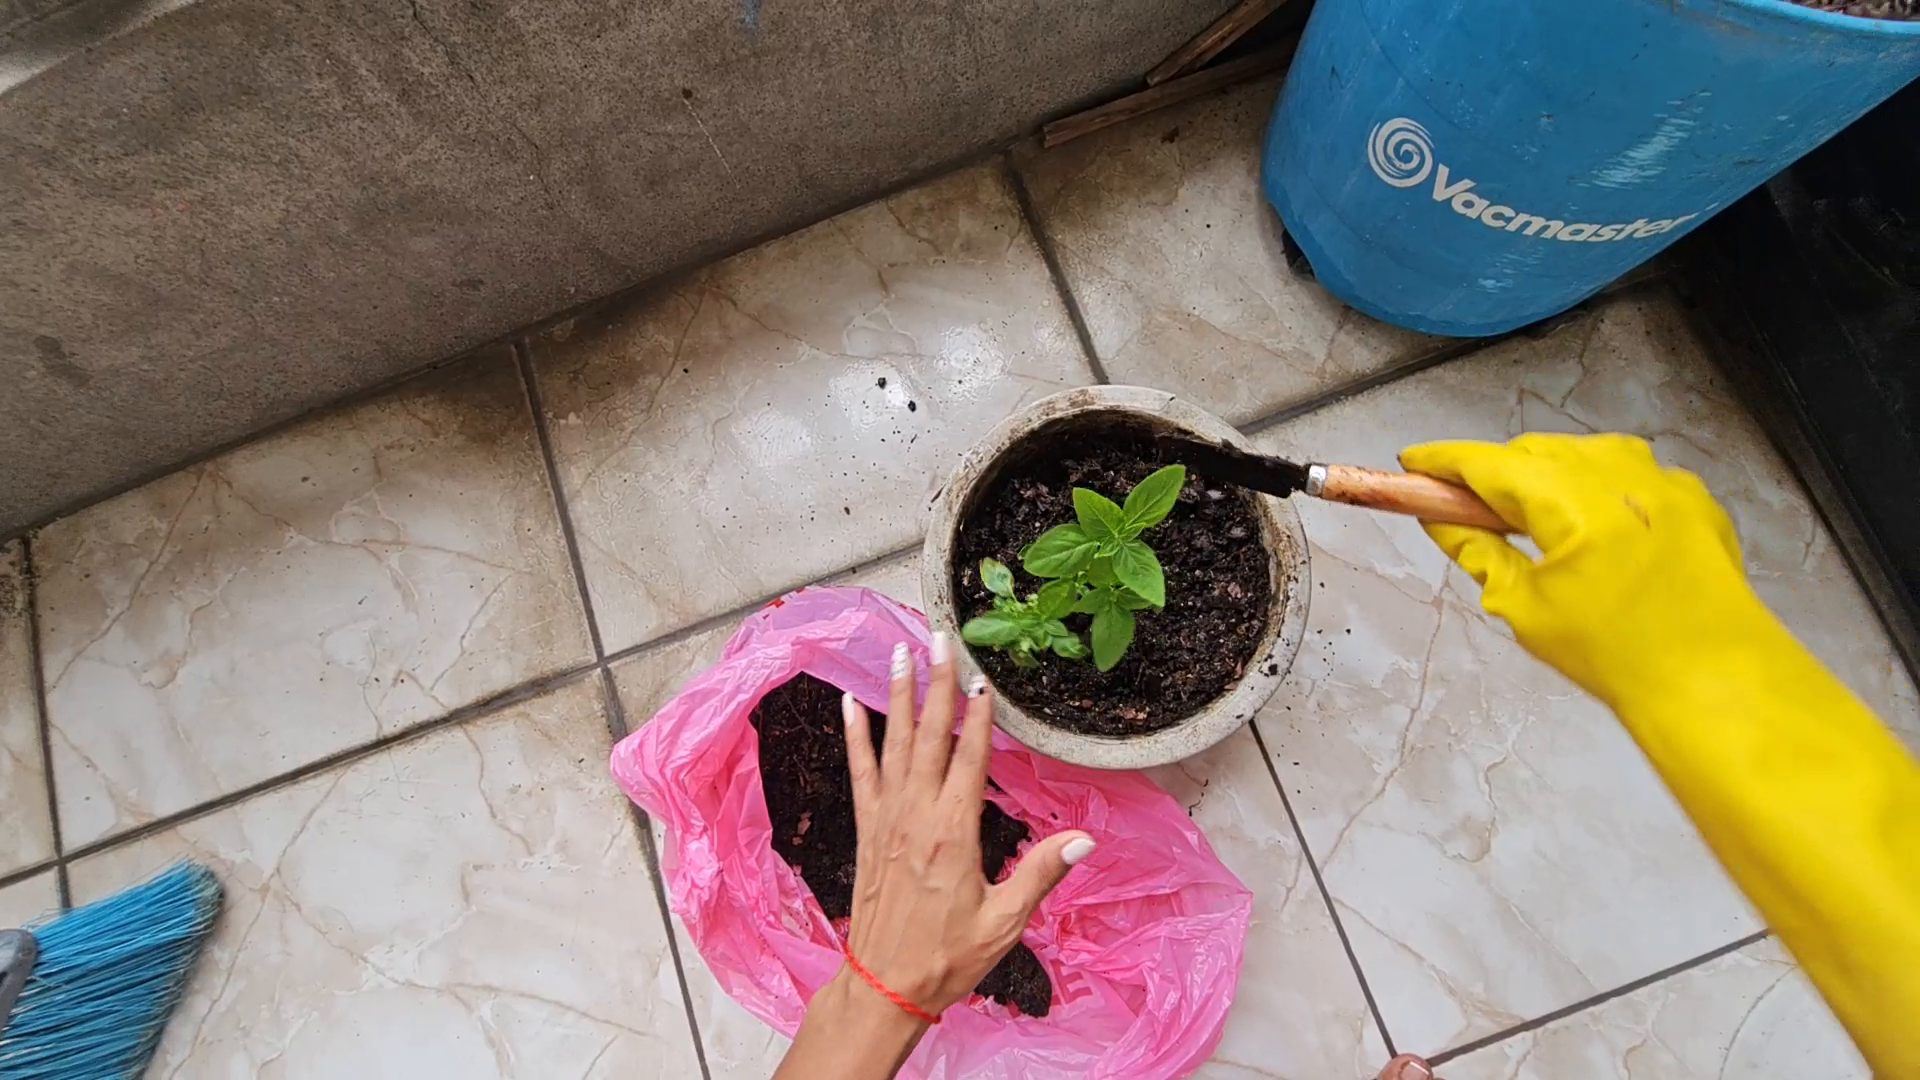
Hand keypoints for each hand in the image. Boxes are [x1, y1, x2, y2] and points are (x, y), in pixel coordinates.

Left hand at [773, 632, 1093, 1079]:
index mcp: (954, 831)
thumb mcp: (1004, 921)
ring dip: (898, 695)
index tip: (983, 679)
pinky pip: (859, 771)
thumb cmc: (948, 955)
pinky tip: (850, 703)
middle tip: (939, 640)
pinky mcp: (866, 825)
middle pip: (931, 736)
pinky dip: (855, 735)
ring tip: (899, 653)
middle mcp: (917, 813)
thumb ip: (1041, 874)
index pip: (970, 758)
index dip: (978, 717)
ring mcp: (886, 815)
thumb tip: (1084, 839)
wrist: (885, 984)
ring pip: (894, 743)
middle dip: (937, 684)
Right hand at [1398, 432, 1764, 712]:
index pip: (1490, 464)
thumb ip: (1474, 550)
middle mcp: (1624, 480)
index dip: (1444, 460)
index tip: (1411, 462)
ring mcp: (1666, 485)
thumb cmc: (1610, 651)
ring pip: (1581, 450)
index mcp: (1575, 506)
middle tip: (1462, 504)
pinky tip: (1580, 515)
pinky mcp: (1694, 500)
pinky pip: (1627, 468)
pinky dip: (1589, 479)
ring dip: (1540, 468)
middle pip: (1534, 449)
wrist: (1715, 681)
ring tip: (1520, 508)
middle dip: (1491, 467)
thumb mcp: (1519, 603)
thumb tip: (1438, 521)